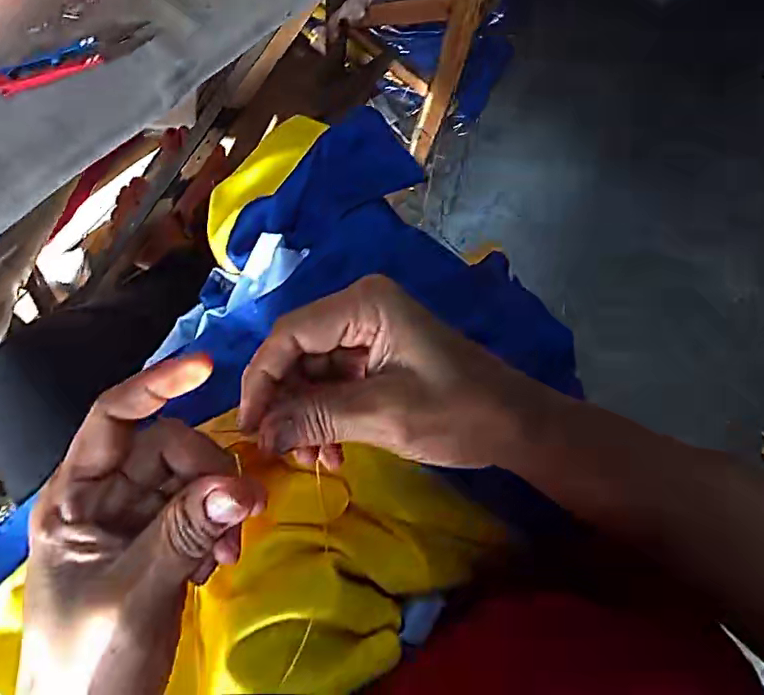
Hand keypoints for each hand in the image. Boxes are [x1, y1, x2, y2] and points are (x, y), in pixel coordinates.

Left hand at [22, 354, 264, 694]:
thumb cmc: (84, 669)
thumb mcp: (132, 597)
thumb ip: (185, 533)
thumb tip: (240, 486)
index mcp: (74, 498)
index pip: (111, 417)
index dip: (155, 384)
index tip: (205, 367)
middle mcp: (106, 496)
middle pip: (169, 445)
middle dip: (208, 471)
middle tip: (241, 513)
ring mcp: (136, 517)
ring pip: (193, 474)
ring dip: (221, 503)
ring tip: (227, 554)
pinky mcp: (164, 538)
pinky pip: (204, 506)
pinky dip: (221, 526)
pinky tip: (219, 563)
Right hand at [238, 275, 540, 469]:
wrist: (513, 421)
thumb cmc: (457, 411)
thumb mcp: (383, 415)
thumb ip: (316, 417)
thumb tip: (260, 434)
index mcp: (364, 304)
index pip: (289, 334)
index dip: (262, 381)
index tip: (250, 430)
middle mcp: (361, 307)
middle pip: (297, 351)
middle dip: (287, 403)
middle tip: (283, 452)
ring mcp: (370, 329)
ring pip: (312, 370)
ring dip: (306, 415)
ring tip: (315, 459)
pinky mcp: (377, 353)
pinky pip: (334, 380)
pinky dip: (326, 415)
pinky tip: (333, 451)